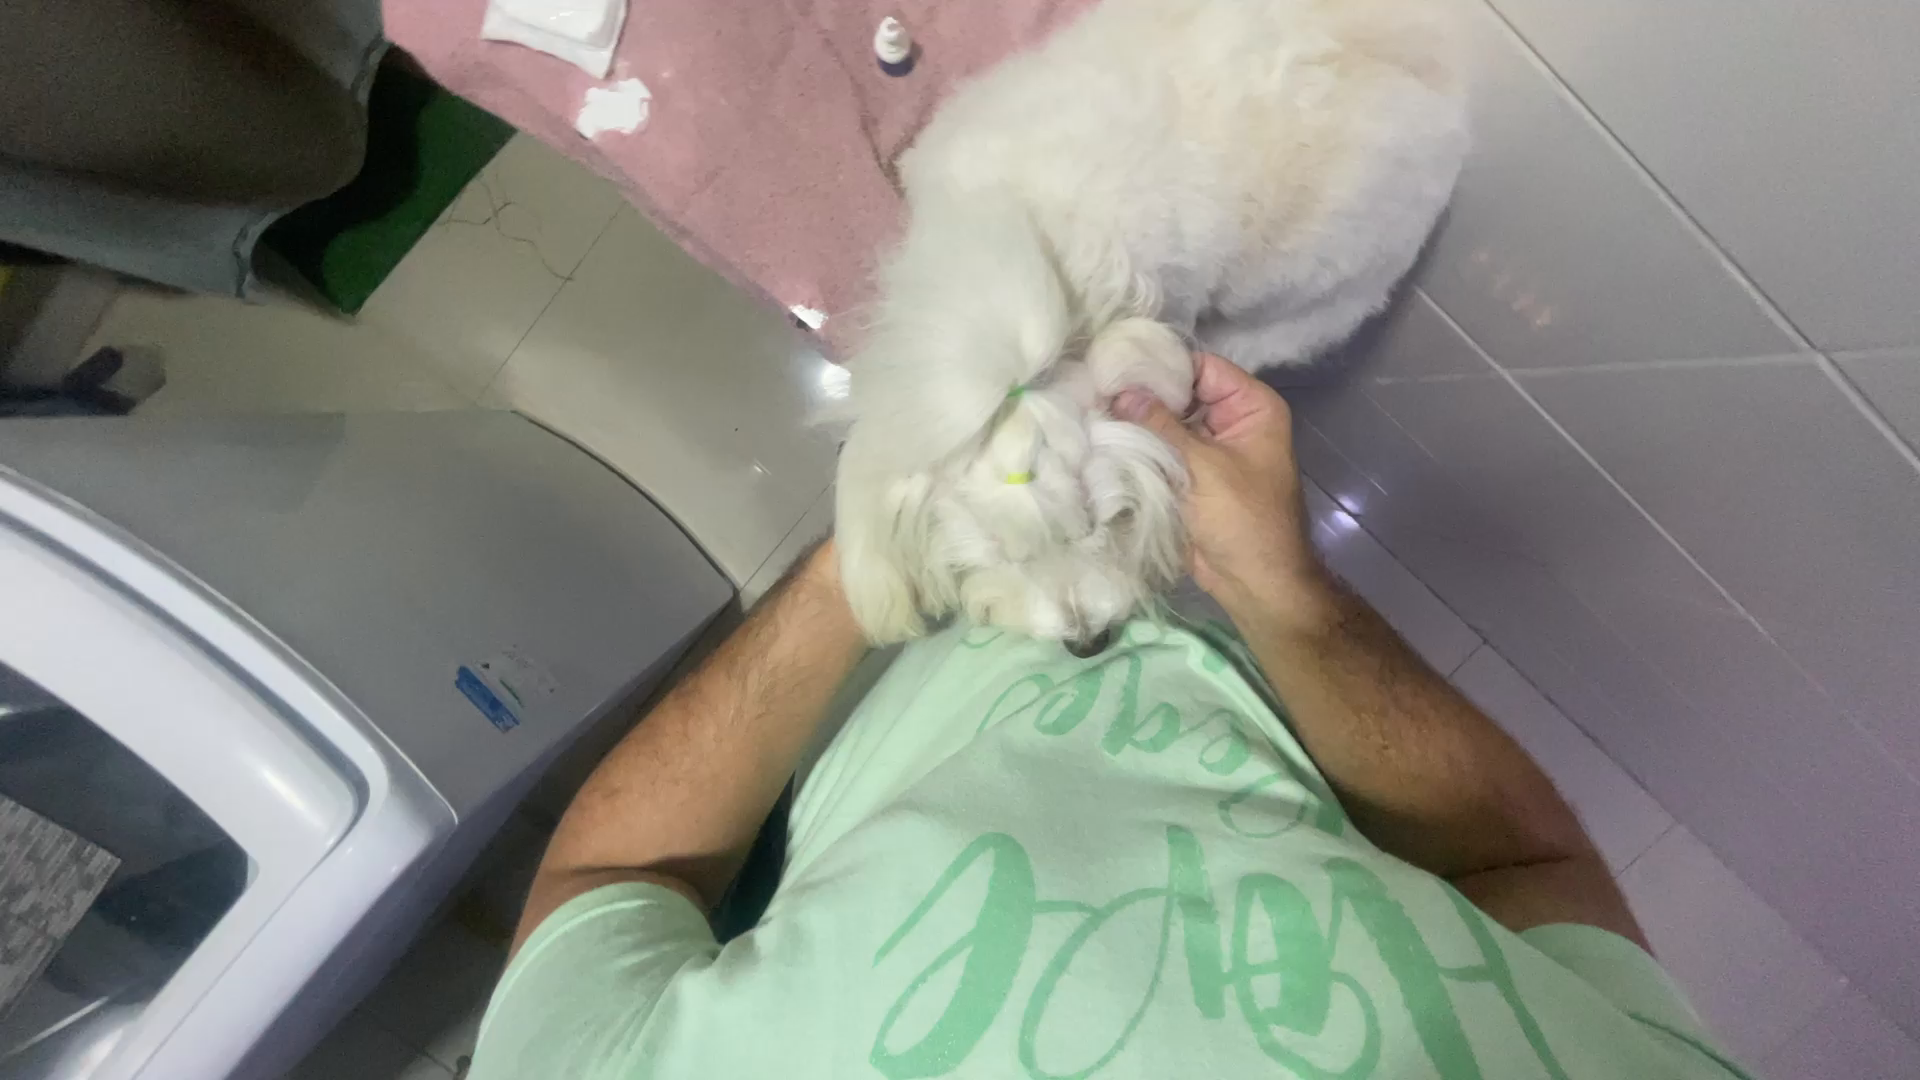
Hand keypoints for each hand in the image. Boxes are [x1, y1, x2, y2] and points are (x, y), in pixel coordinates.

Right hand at [1114, 353, 1338, 632]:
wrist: (1252, 580)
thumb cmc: (1243, 518)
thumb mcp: (1204, 465)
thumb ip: (1161, 425)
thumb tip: (1120, 391)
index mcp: (1251, 408)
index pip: (1203, 368)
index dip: (1163, 365)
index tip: (1118, 364)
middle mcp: (1230, 422)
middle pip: (1181, 394)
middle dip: (1144, 393)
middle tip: (1097, 387)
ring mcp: (1208, 450)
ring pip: (1167, 424)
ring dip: (1137, 422)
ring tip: (1092, 409)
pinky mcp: (1188, 475)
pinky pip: (1161, 451)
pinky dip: (1138, 447)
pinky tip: (1104, 438)